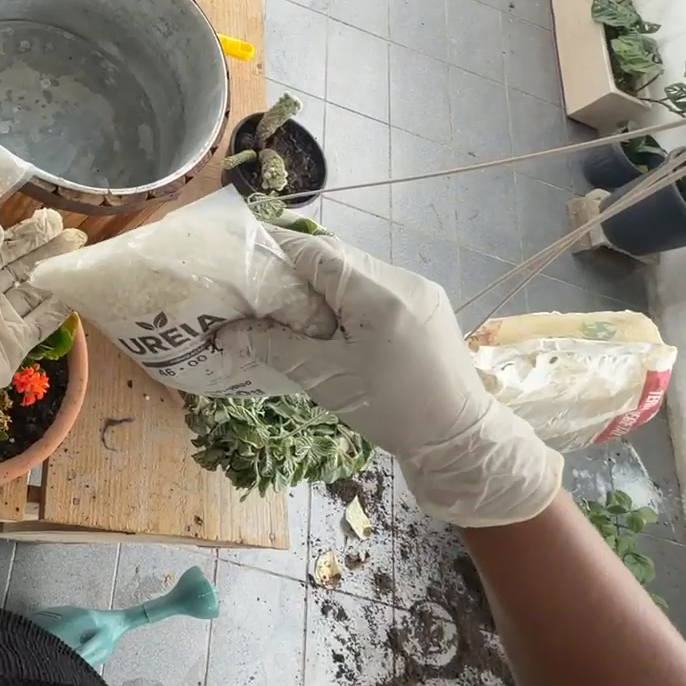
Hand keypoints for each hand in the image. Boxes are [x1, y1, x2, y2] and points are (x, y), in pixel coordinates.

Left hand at [0, 211, 84, 452]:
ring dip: (56, 271)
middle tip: (72, 232)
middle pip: (19, 266)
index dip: (22, 235)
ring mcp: (1, 319)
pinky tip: (77, 288)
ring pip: (34, 290)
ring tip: (81, 251)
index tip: (49, 220)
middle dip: (44, 249)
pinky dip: (59, 306)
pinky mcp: (16, 344)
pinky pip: (42, 321)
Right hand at [219, 229, 561, 526]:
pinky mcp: (427, 304)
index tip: (243, 247)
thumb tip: (223, 333)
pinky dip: (346, 291)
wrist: (462, 441)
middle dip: (294, 263)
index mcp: (376, 294)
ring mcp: (419, 289)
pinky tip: (330, 316)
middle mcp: (401, 279)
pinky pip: (376, 284)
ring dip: (321, 278)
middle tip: (258, 278)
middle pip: (335, 255)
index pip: (314, 251)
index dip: (276, 245)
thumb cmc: (391, 409)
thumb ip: (273, 346)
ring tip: (288, 300)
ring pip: (356, 268)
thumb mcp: (324, 379)